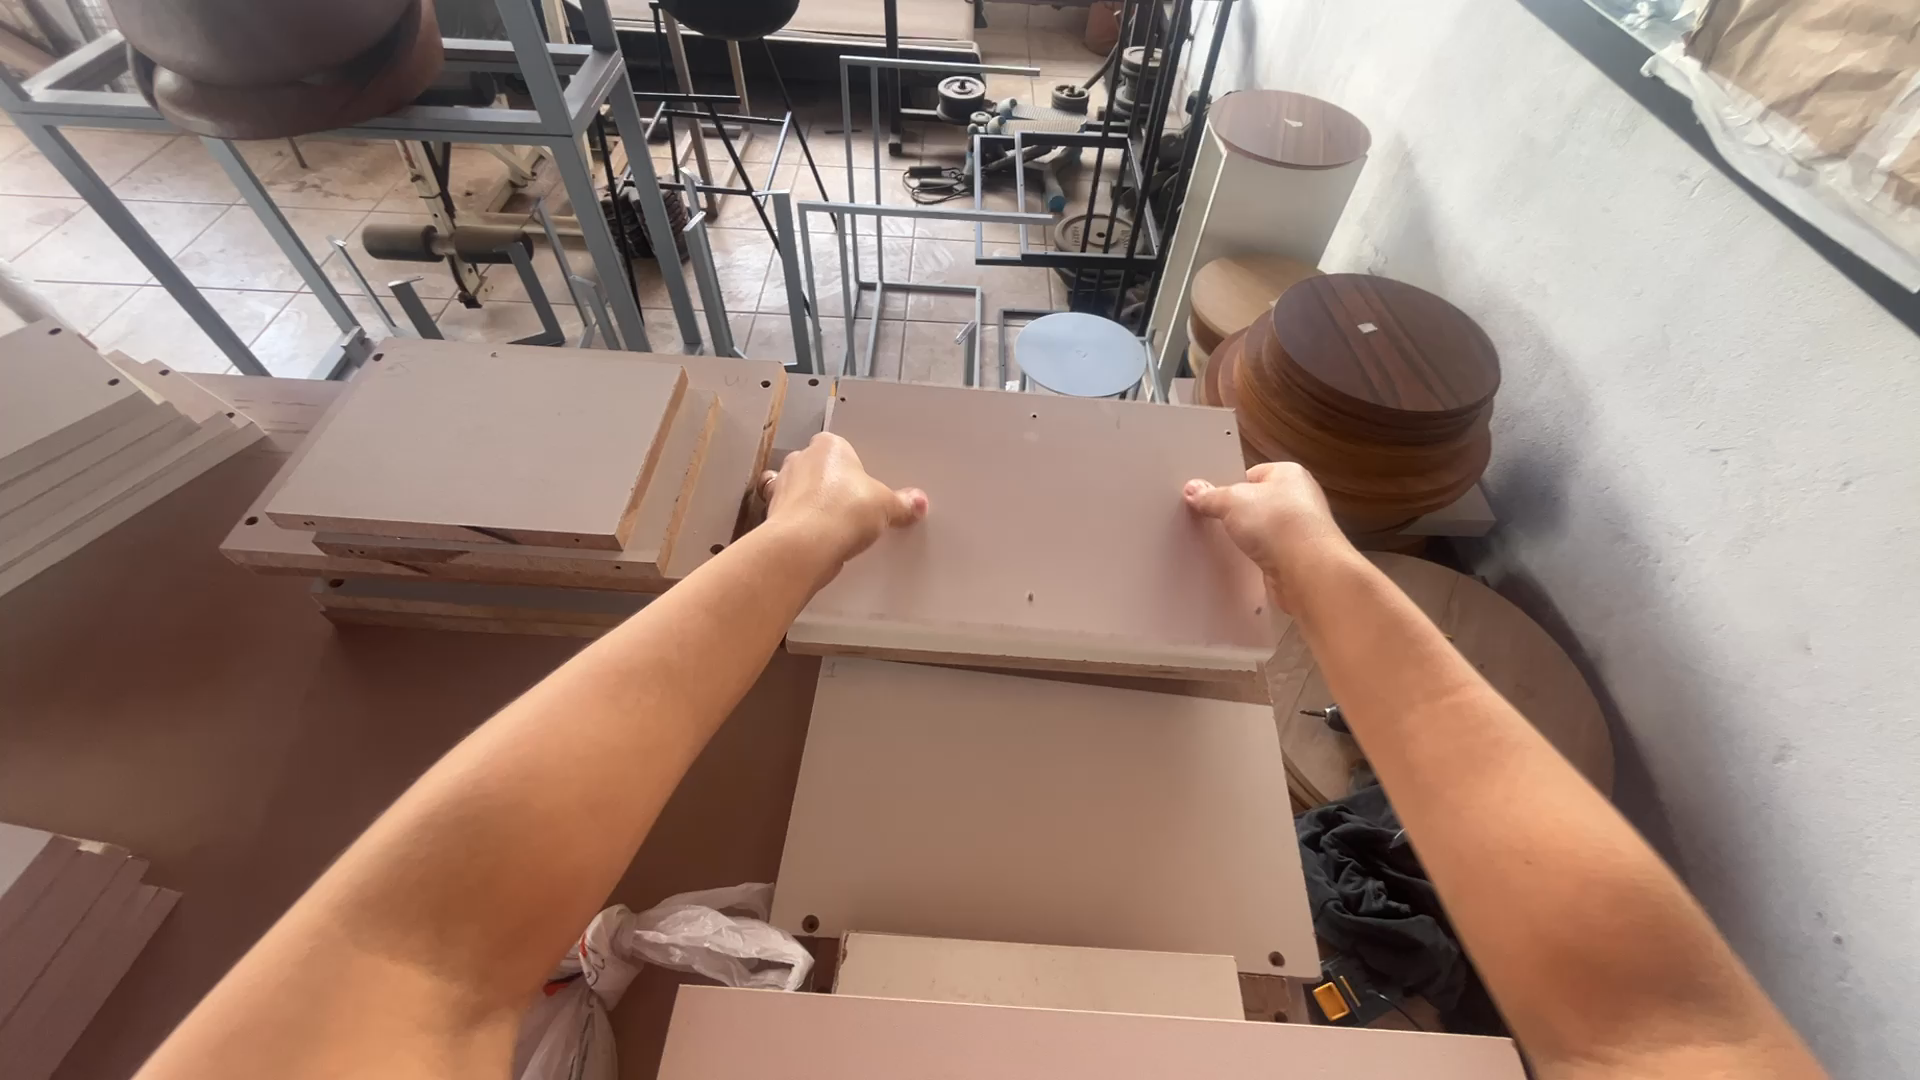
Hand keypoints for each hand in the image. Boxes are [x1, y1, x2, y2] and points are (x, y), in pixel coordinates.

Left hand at [761, 432, 927, 568]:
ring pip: (802, 494)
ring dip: (815, 507)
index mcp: (828, 445)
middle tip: (857, 508)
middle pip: (820, 470)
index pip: (842, 449)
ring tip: (839, 528)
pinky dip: (802, 527)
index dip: (855, 469)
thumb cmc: (842, 510)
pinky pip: (792, 518)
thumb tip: (917, 503)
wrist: (805, 546)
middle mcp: (799, 460)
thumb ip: (902, 504)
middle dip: (834, 487)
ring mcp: (781, 488)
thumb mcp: (886, 506)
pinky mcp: (772, 516)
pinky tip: (819, 540)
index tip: (868, 488)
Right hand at [1183, 462, 1355, 613]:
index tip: (1208, 496)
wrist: (1307, 572)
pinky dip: (1253, 556)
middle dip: (1234, 513)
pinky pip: (1265, 552)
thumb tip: (1195, 490)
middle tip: (1215, 518)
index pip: (1250, 474)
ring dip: (1245, 537)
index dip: (1228, 485)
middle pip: (1254, 502)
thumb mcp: (1232, 501)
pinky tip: (1244, 558)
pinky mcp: (1294, 557)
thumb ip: (1210, 495)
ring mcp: (1298, 529)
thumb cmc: (1284, 526)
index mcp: (1289, 474)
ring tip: (1231, 541)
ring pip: (1260, 530)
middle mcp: (1299, 499)